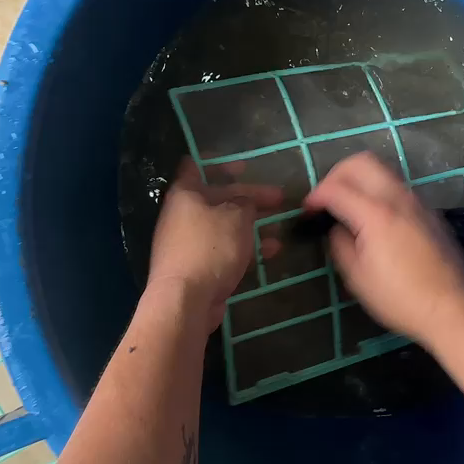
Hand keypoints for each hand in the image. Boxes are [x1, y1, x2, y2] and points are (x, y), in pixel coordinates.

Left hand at [147, 159, 283, 327]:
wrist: (185, 300)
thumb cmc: (210, 247)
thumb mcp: (236, 216)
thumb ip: (245, 202)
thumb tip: (245, 202)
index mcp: (186, 193)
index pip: (197, 166)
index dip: (220, 163)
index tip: (244, 166)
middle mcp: (183, 215)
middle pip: (219, 199)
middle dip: (250, 199)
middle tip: (279, 199)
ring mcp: (188, 243)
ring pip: (225, 226)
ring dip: (252, 225)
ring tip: (281, 227)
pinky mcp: (197, 267)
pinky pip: (224, 249)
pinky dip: (245, 247)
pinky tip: (270, 252)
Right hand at [302, 152, 463, 344]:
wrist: (452, 308)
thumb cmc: (399, 298)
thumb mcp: (357, 277)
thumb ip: (340, 244)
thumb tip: (336, 227)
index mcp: (375, 213)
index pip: (336, 188)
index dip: (315, 196)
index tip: (307, 211)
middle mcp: (398, 197)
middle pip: (362, 162)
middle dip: (337, 174)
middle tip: (327, 198)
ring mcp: (418, 201)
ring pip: (384, 171)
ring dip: (360, 180)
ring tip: (349, 207)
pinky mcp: (431, 211)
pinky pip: (399, 188)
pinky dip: (379, 192)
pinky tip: (376, 220)